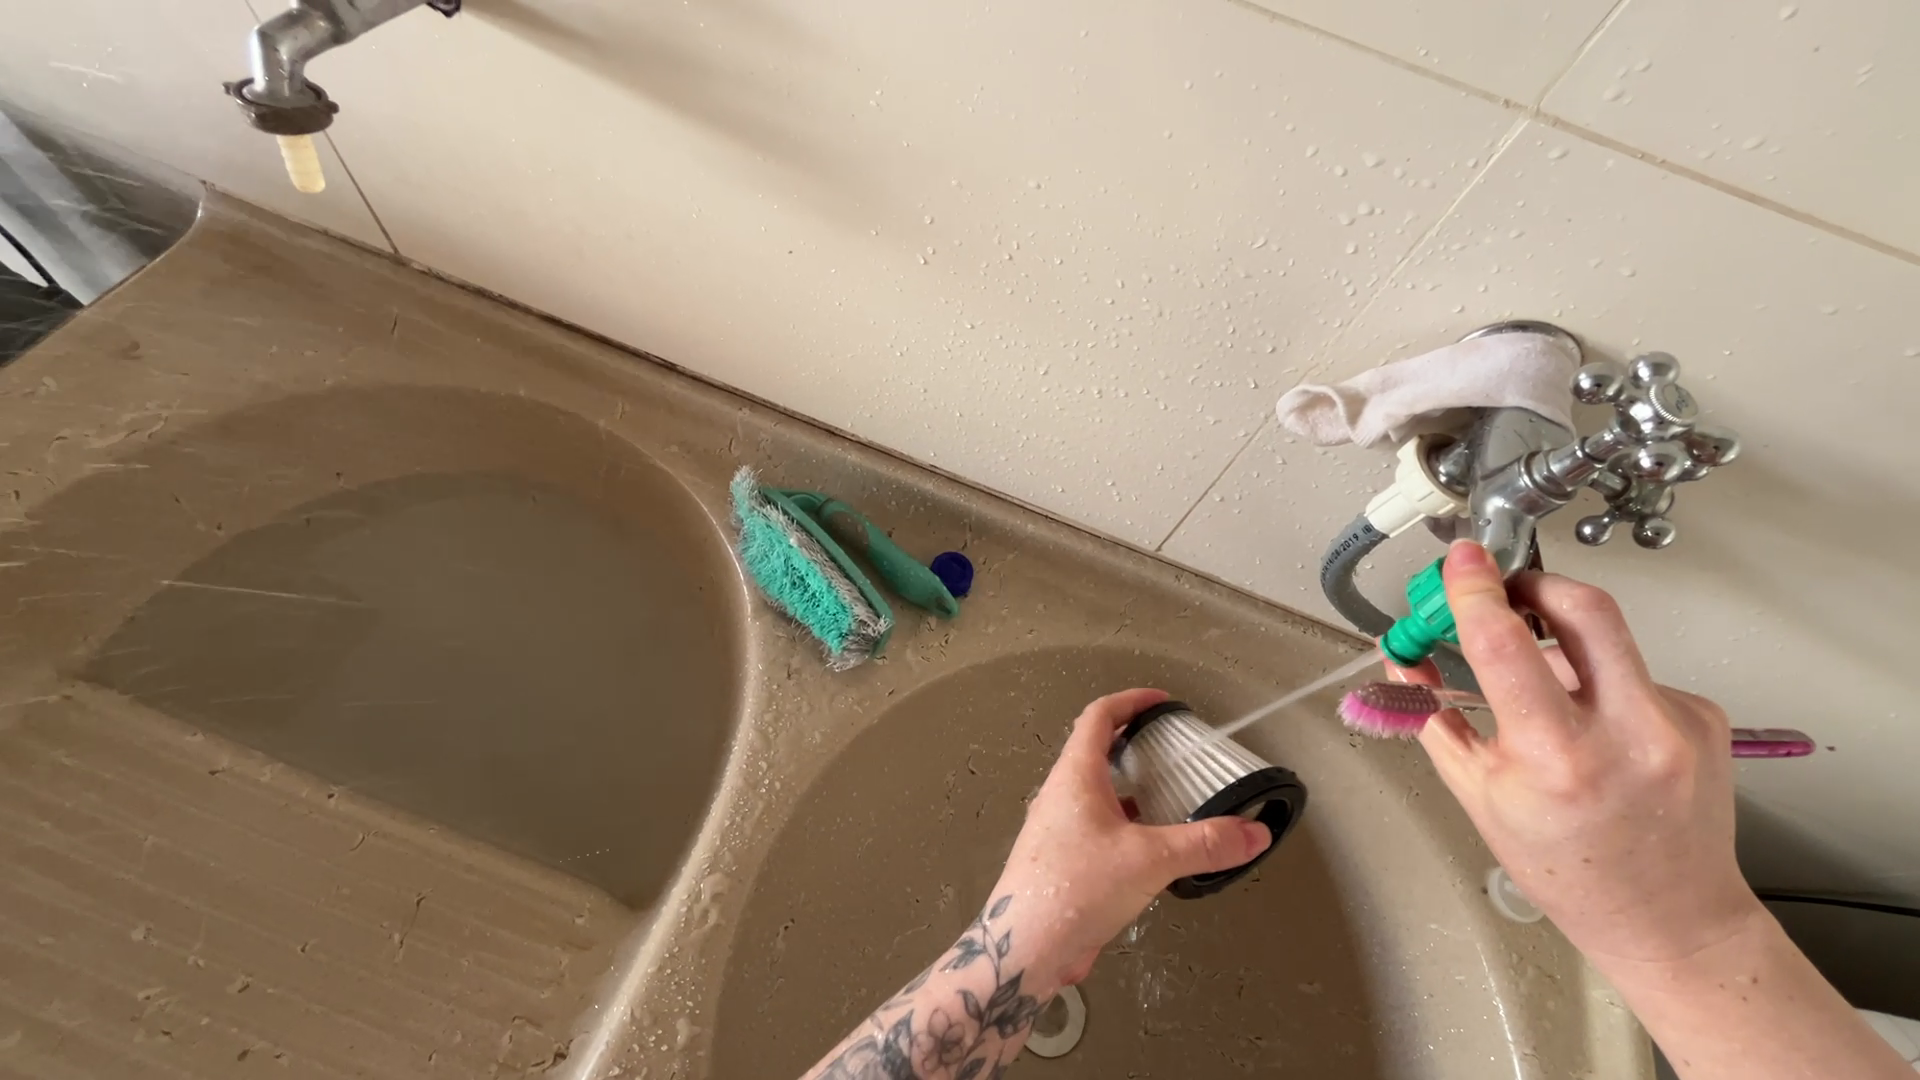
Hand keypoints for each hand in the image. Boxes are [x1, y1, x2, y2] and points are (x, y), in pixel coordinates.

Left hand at [989, 688, 1271, 991]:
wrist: (1026, 947)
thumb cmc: (1076, 886)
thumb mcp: (1149, 860)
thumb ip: (1204, 844)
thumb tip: (1253, 832)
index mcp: (1075, 775)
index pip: (1098, 716)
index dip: (1130, 701)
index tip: (1162, 701)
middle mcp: (1063, 793)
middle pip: (1096, 749)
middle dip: (1134, 741)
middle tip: (1171, 746)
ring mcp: (1059, 825)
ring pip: (1097, 789)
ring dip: (1130, 784)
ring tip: (1169, 792)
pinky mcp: (1064, 857)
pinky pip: (1098, 823)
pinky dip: (1126, 820)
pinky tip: (1151, 843)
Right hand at [1399, 541, 1764, 966]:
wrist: (1670, 918)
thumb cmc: (1564, 866)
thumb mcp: (1474, 790)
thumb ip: (1433, 716)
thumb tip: (1403, 660)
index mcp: (1557, 756)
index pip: (1504, 645)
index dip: (1474, 592)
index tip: (1461, 560)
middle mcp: (1630, 732)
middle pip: (1586, 609)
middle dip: (1534, 583)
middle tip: (1503, 591)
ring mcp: (1678, 722)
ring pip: (1604, 640)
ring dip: (1557, 644)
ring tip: (1540, 694)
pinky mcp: (1703, 717)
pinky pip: (1630, 671)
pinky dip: (1594, 681)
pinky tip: (1587, 723)